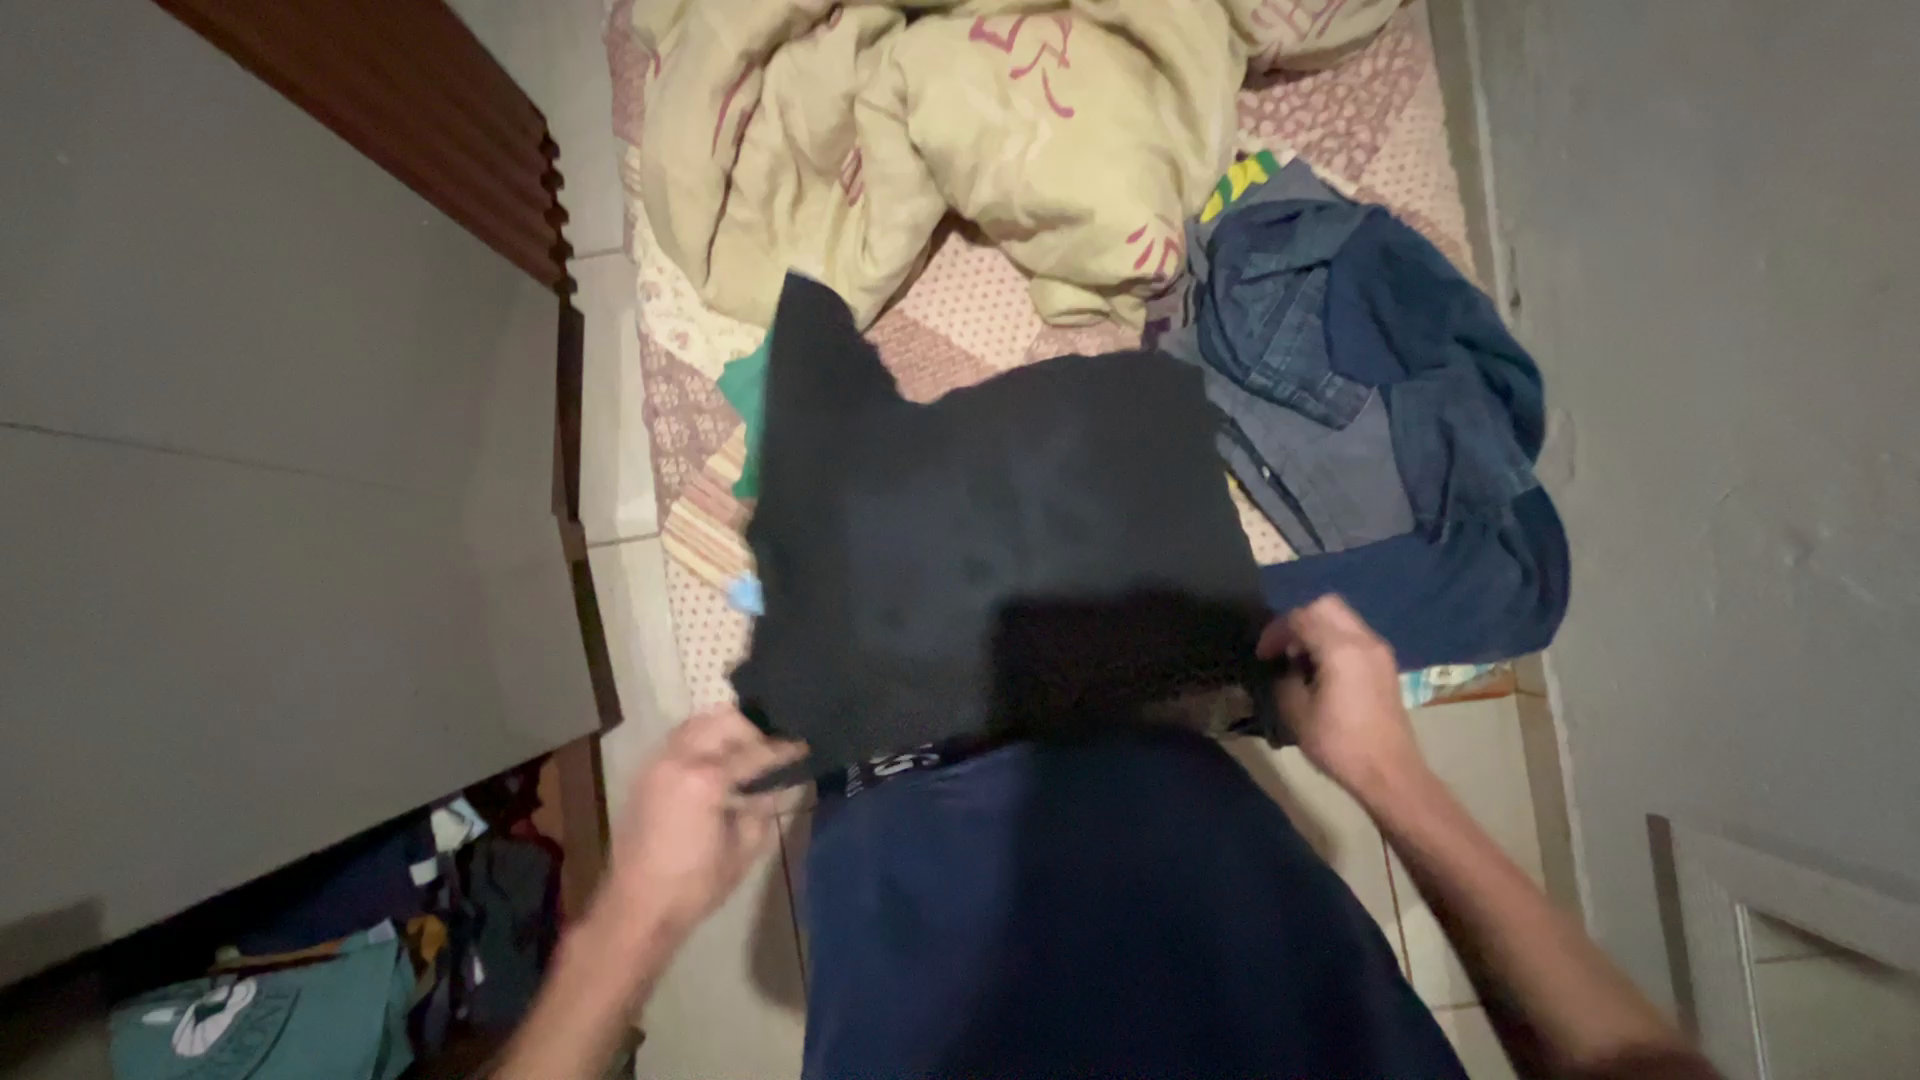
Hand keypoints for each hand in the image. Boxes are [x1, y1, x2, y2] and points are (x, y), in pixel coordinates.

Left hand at [595, 709, 807, 948]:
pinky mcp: (645, 775)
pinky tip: (715, 765)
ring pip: (697, 723)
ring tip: (742, 754)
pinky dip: (702, 742)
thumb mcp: (743, 849)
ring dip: (724, 731)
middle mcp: (679, 760)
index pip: (754, 752)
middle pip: (723, 721)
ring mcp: (657, 764)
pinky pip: (679, 741)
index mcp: (705, 779)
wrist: (637, 909)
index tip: (802, 747)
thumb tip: (775, 786)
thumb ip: (762, 808)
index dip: (783, 750)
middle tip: (768, 752)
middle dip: (751, 731)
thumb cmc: (695, 885)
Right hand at [1258, 594, 1424, 798]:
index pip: (1301, 618)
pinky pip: (1354, 636)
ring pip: (1342, 618)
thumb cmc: (1339, 744)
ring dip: (1317, 629)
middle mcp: (1364, 641)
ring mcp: (1379, 652)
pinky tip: (1322, 670)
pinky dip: (1333, 640)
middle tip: (1282, 648)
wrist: (1390, 773)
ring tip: (1300, 660)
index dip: (1275, 632)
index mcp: (1340, 649)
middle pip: (1326, 606)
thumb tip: (1286, 668)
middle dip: (1298, 620)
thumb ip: (1285, 678)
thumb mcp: (1296, 712)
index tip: (1262, 656)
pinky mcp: (1385, 666)